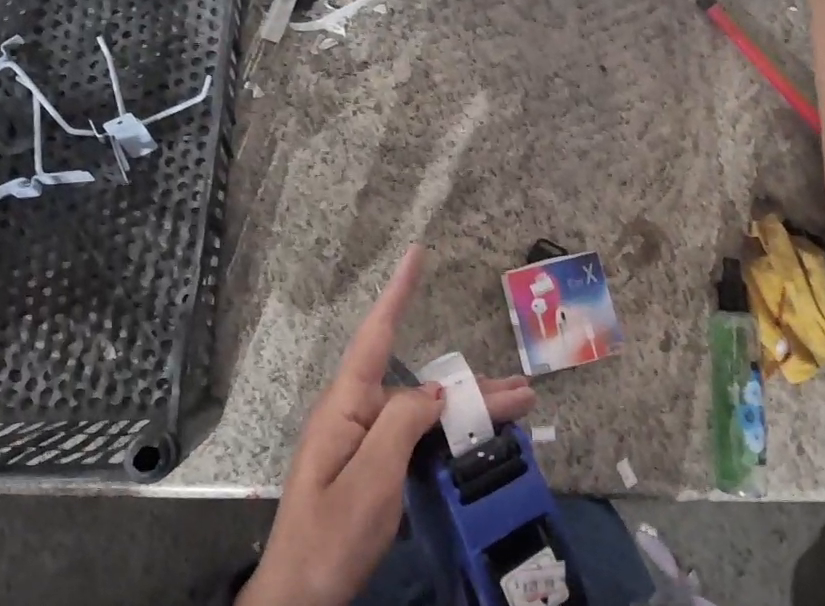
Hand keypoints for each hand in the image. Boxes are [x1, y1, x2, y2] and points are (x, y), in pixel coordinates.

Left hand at [237, 246, 536, 605]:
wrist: (300, 598)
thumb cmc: (329, 535)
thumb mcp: (371, 478)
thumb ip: (402, 424)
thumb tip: (435, 390)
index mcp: (346, 406)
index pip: (375, 336)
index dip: (397, 293)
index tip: (416, 254)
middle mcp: (356, 416)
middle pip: (417, 387)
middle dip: (468, 385)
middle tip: (523, 389)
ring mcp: (365, 446)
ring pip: (423, 416)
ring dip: (469, 413)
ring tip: (519, 411)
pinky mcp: (373, 472)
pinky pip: (417, 443)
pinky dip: (451, 439)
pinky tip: (481, 442)